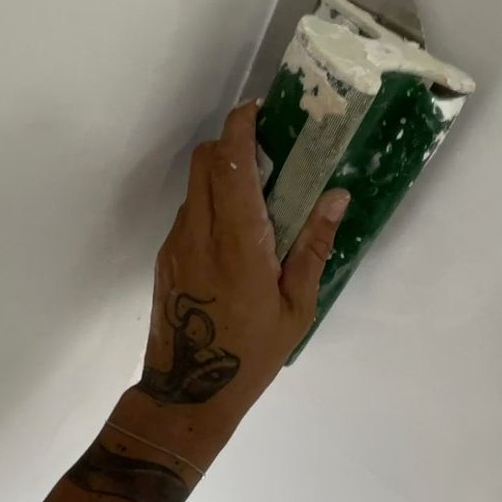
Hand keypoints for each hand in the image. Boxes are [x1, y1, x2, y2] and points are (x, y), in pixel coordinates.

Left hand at [111, 101, 349, 467]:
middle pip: (204, 162)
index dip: (241, 125)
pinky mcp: (165, 261)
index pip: (230, 160)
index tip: (260, 111)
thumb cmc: (250, 353)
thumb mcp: (296, 307)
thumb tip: (335, 197)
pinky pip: (188, 217)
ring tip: (257, 201)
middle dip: (232, 144)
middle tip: (268, 154)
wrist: (187, 391)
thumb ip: (313, 247)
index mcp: (237, 240)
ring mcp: (176, 246)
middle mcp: (198, 233)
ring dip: (221, 178)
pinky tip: (235, 236)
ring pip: (194, 189)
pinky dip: (210, 208)